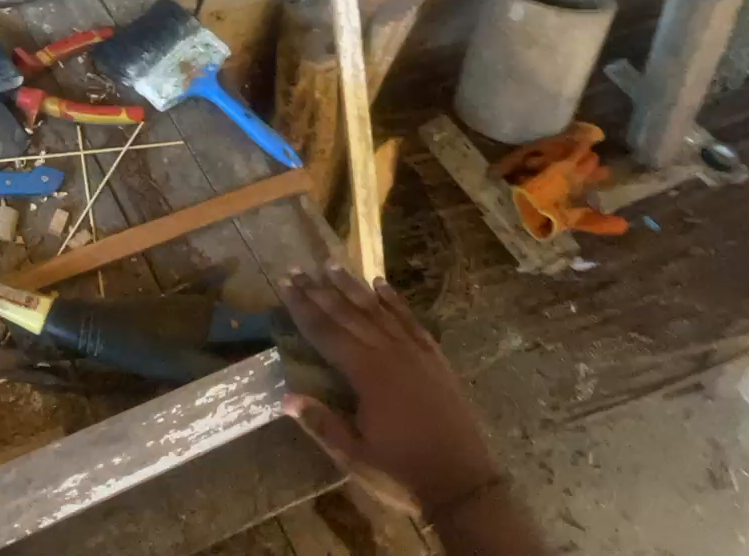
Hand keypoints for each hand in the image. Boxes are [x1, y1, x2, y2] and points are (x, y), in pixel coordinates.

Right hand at [279, 267, 500, 512]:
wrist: (465, 484)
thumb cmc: (404, 471)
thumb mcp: (356, 457)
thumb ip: (322, 424)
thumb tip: (286, 398)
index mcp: (365, 374)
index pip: (325, 332)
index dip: (302, 307)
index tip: (284, 283)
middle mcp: (388, 353)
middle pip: (347, 314)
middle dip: (319, 291)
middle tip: (298, 269)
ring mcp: (413, 352)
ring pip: (377, 310)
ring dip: (352, 287)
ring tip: (331, 264)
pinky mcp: (433, 358)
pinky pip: (410, 320)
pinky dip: (394, 300)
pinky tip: (381, 284)